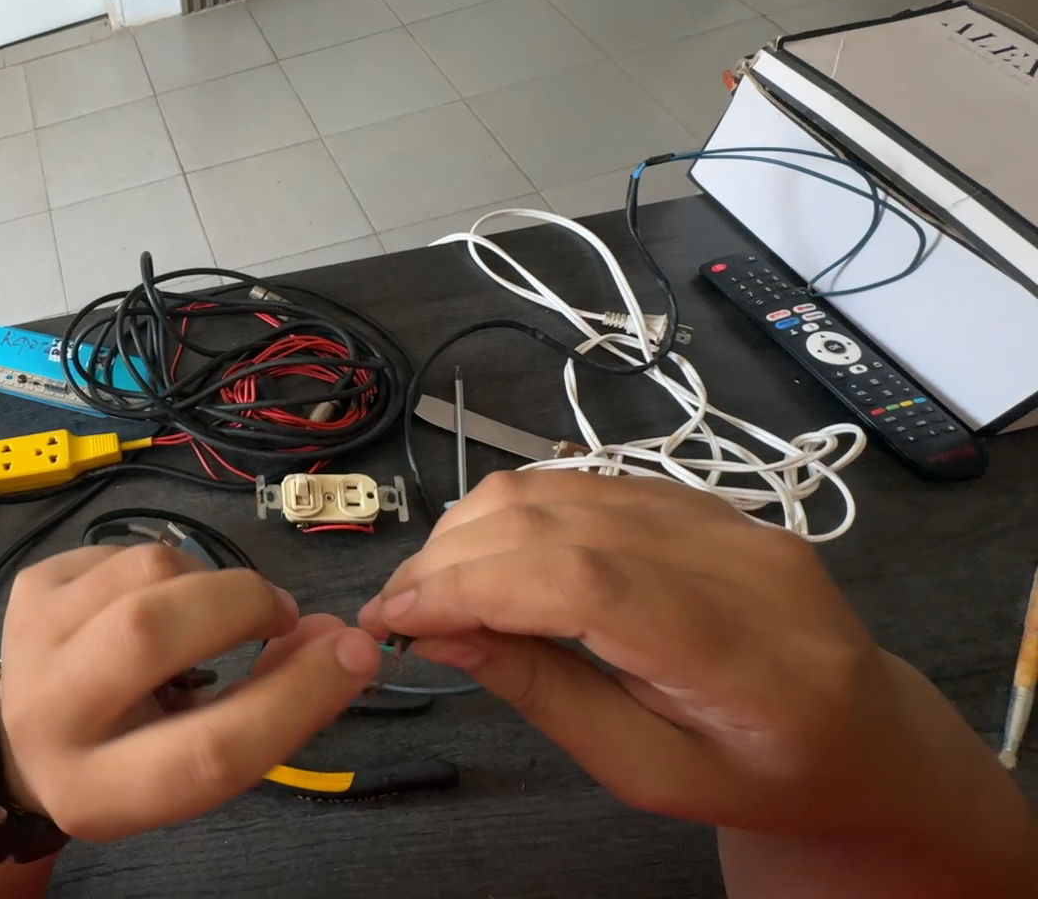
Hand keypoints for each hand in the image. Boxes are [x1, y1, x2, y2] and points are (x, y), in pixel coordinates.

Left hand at [0, 543, 381, 842]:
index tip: (353, 651)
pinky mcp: (29, 583)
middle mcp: (52, 708)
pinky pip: (123, 547)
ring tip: (206, 610)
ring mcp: (31, 633)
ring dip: (203, 578)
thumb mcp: (190, 760)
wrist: (19, 736)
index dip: (295, 696)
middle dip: (240, 604)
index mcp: (101, 790)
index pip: (211, 749)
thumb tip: (343, 640)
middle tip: (277, 611)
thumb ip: (267, 706)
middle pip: (151, 630)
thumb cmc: (124, 756)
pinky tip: (152, 598)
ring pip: (144, 567)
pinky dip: (163, 566)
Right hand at [358, 470, 1031, 894]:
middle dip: (447, 560)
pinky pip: (561, 481)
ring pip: (543, 490)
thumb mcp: (646, 771)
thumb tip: (434, 632)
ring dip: (461, 531)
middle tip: (395, 606)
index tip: (394, 616)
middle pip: (549, 524)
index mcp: (753, 656)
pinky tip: (477, 554)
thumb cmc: (756, 774)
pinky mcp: (683, 493)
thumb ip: (540, 693)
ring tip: (430, 583)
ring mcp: (714, 513)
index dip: (470, 587)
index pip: (581, 584)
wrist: (863, 732)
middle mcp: (739, 559)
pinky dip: (496, 515)